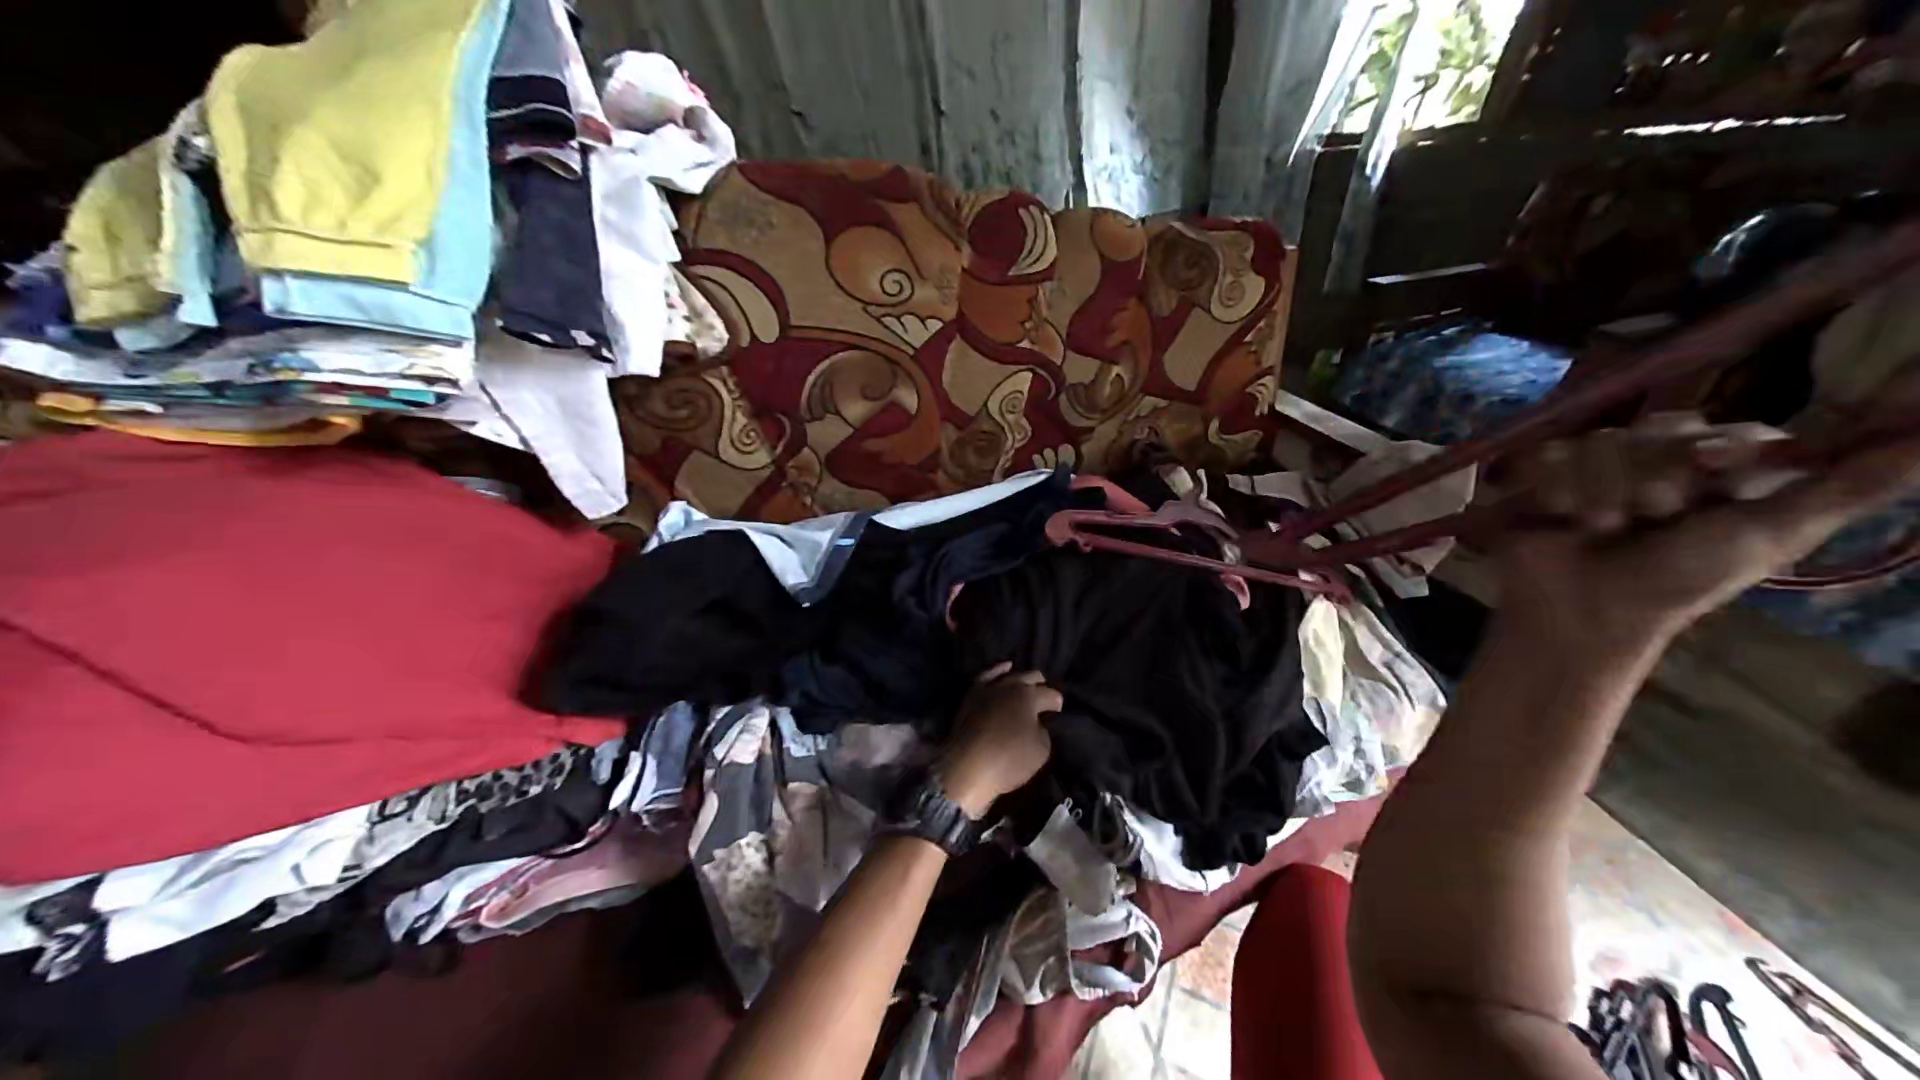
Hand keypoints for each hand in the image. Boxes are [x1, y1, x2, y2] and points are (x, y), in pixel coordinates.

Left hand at [934, 663, 1060, 818]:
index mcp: (1030, 696)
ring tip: (1030, 683)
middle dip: (1042, 687)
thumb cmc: (1008, 759)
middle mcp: (1010, 685)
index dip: (1057, 704)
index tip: (1059, 713)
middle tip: (1046, 699)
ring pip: (1010, 674)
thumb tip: (1036, 723)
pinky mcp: (972, 695)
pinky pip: (986, 675)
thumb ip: (1043, 730)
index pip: (1051, 695)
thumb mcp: (1041, 750)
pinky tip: (1005, 668)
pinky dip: (998, 670)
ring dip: (1023, 678)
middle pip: (1032, 678)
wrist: (966, 766)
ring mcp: (989, 688)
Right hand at [1496, 406, 1919, 648]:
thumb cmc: (1678, 580)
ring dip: (1601, 492)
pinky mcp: (1545, 476)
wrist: (1583, 609)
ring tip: (1597, 528)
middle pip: (1663, 429)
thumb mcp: (1771, 535)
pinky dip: (1558, 490)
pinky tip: (1561, 518)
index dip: (1722, 444)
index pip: (1735, 430)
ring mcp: (1599, 468)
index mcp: (1726, 476)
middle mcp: (1662, 463)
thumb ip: (1848, 485)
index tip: (1710, 466)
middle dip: (1654, 476)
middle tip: (1649, 517)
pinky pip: (1553, 455)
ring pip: (1603, 442)